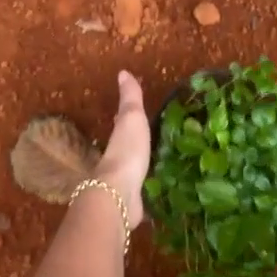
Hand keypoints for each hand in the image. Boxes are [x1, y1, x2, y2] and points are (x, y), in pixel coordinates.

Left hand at [93, 71, 149, 226]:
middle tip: (151, 143)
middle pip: (126, 151)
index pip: (121, 125)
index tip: (135, 115)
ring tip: (159, 169)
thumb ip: (130, 99)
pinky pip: (141, 195)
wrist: (120, 193)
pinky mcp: (131, 204)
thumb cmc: (127, 151)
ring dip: (141, 171)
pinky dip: (146, 194)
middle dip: (135, 147)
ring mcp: (123, 184)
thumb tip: (122, 72)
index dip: (126, 119)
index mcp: (118, 139)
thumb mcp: (131, 118)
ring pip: (133, 174)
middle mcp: (117, 161)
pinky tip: (157, 198)